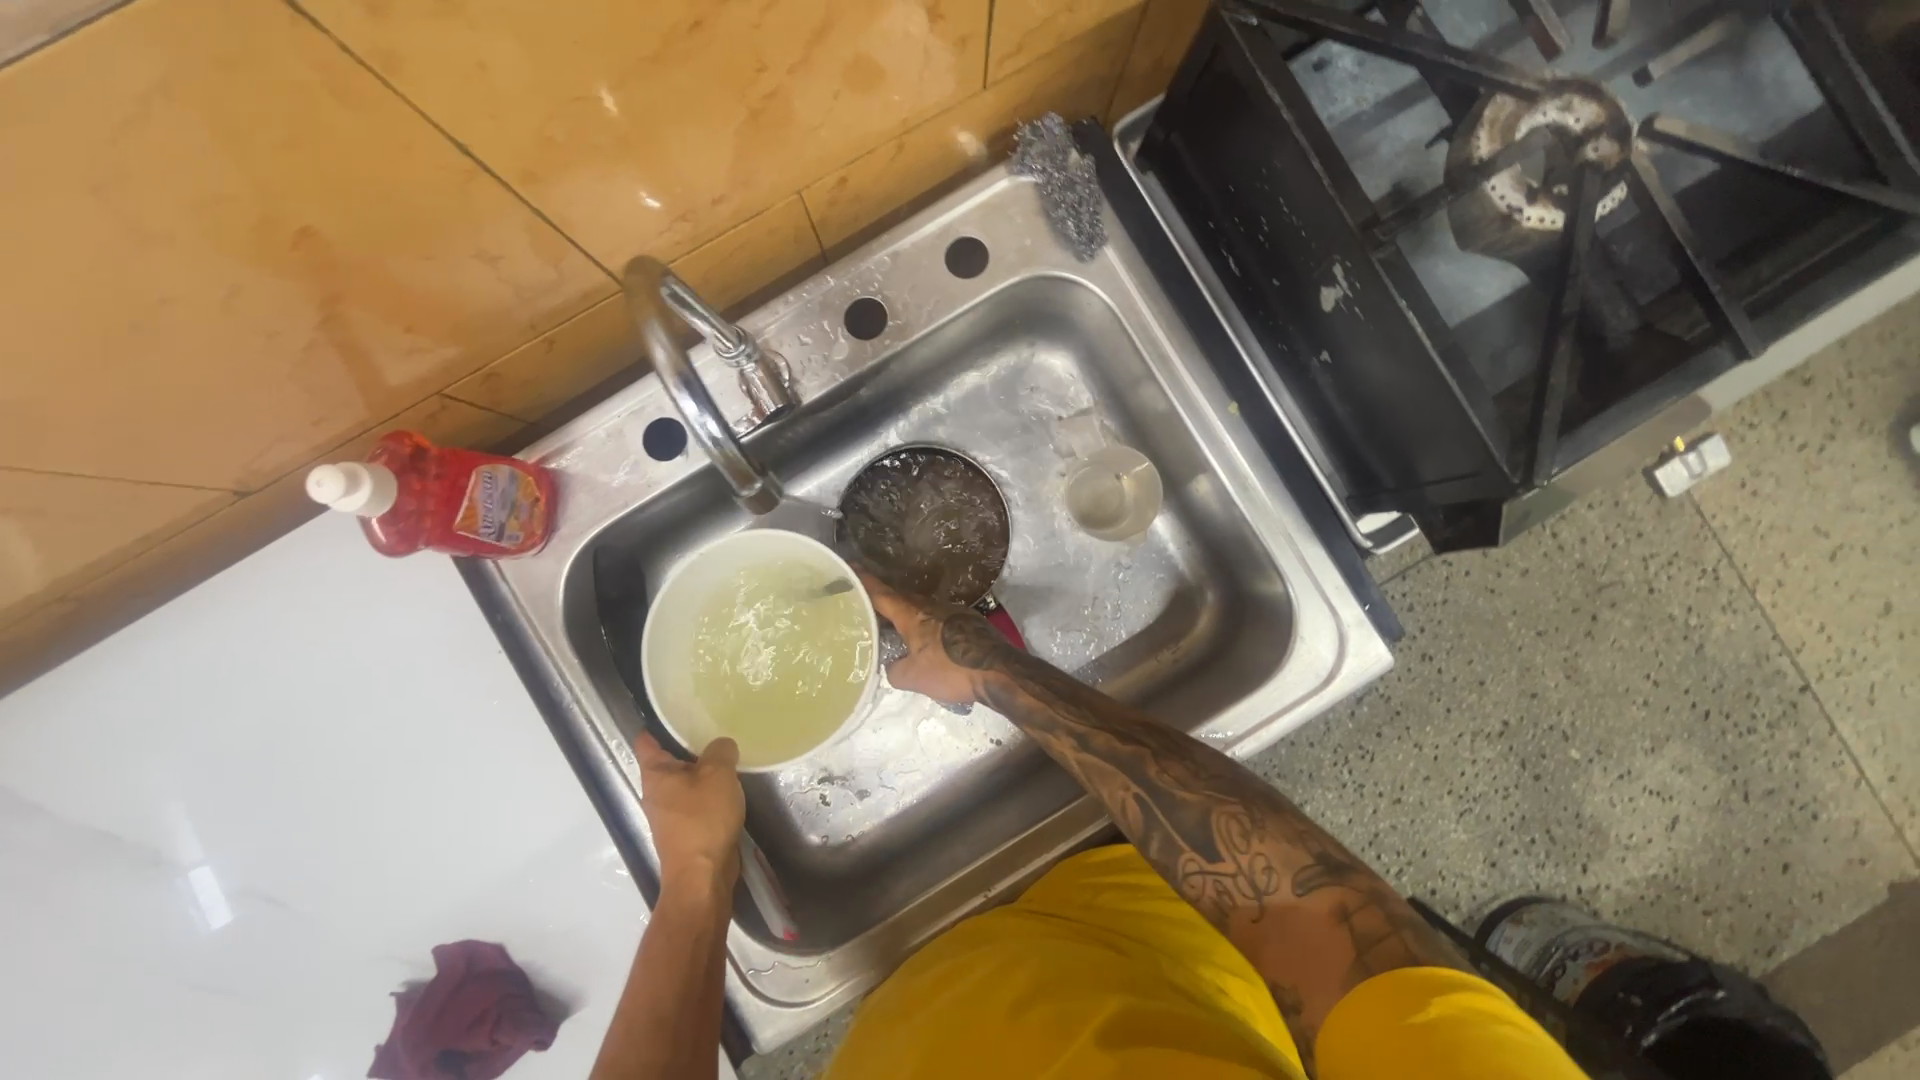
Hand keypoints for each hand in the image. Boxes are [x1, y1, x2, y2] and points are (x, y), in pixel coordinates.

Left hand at [635, 732, 743, 897]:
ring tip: (727, 755)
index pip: (646, 741)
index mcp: (655, 775)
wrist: (703, 875)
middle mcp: (656, 793)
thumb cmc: (704, 819)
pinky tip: (730, 788)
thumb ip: (720, 751)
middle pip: (668, 761)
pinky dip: (710, 793)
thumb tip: (722, 745)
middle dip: (688, 746)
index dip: (658, 724)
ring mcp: (670, 815)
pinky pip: (696, 802)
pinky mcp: (686, 831)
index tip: (677, 710)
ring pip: (684, 782)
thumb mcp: (718, 774)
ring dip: (702, 771)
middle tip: (714, 727)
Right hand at [858, 570, 999, 705]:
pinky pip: (938, 619)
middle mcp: (930, 606)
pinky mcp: (969, 620)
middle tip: (867, 605)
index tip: (849, 566)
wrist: (999, 670)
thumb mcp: (913, 678)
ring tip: (895, 628)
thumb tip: (891, 666)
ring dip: (907, 616)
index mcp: (912, 614)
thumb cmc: (951, 669)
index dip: (863, 581)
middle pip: (901, 599)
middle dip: (884, 601)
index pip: (881, 593)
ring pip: (922, 609)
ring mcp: (952, 610)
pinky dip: (927, 626)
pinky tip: (927, 641)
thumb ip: (894, 670)